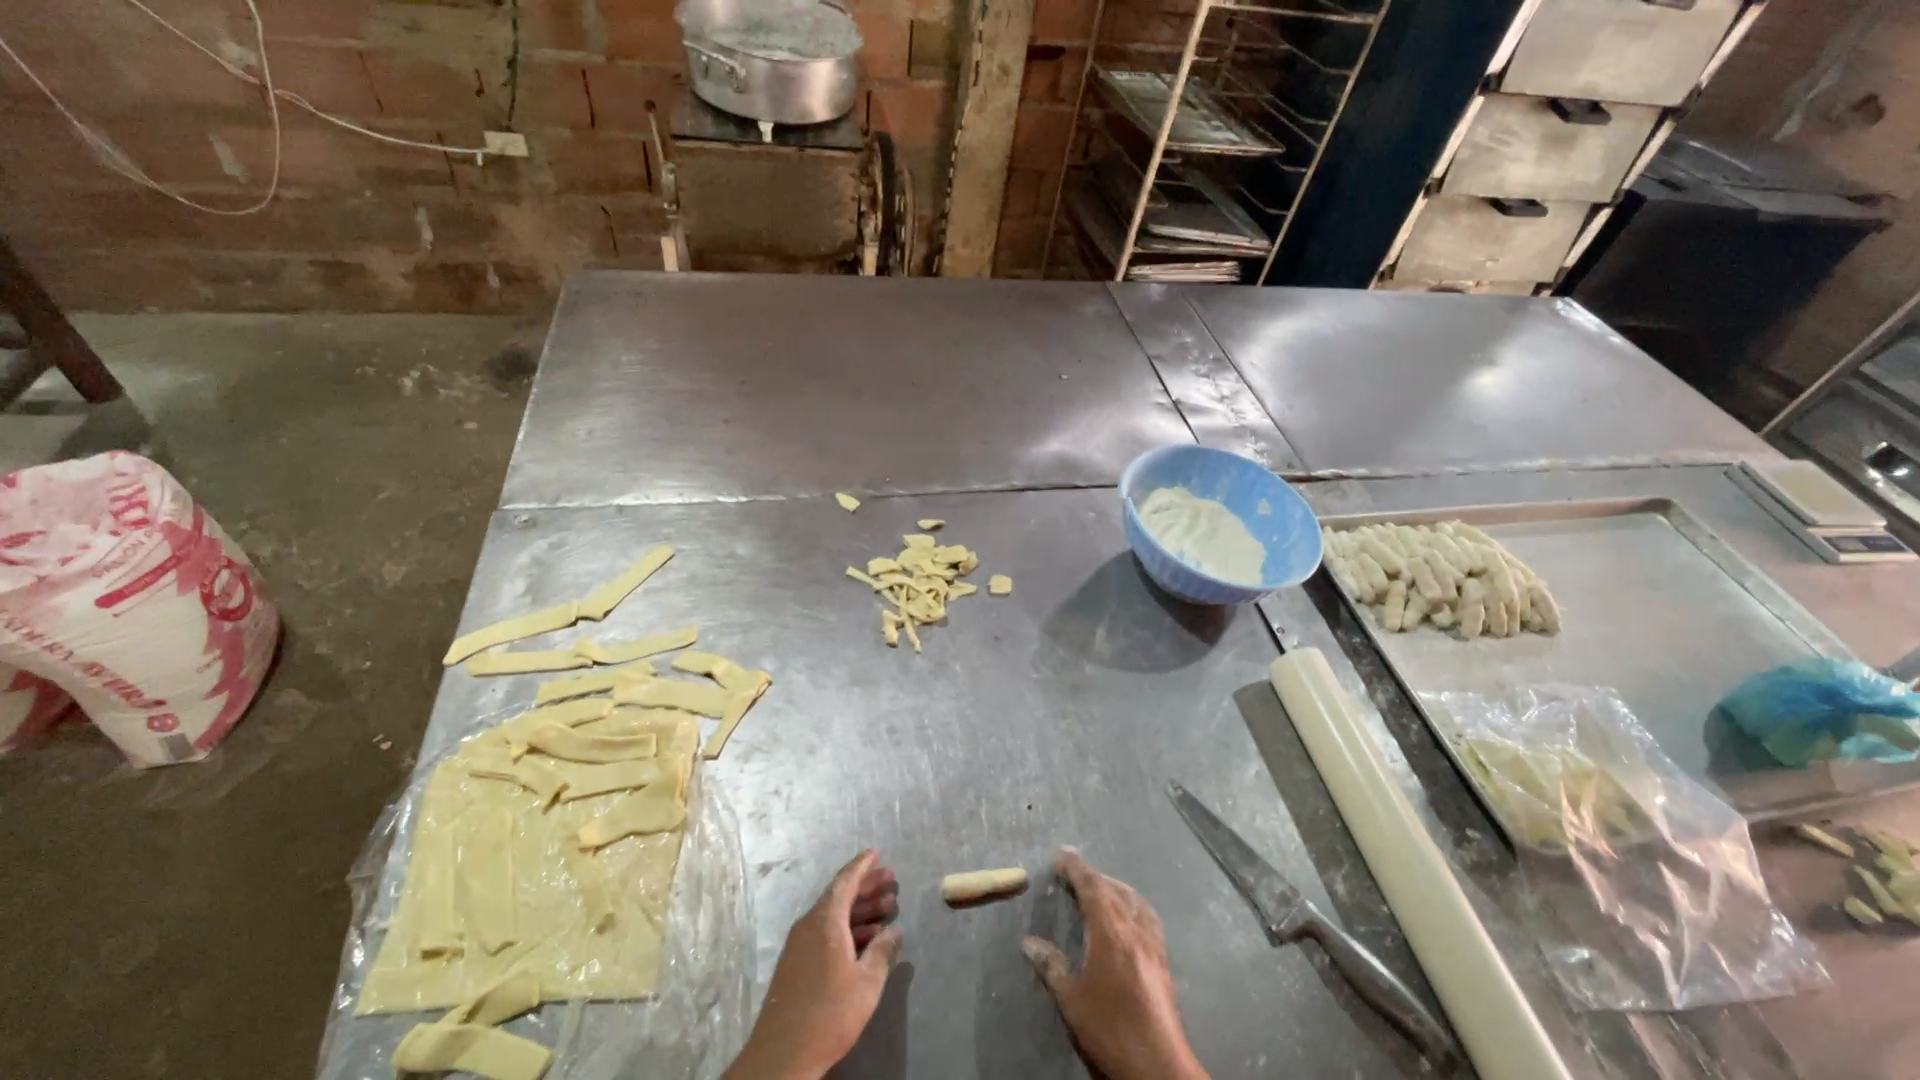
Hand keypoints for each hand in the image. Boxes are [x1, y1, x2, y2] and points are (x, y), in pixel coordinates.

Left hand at [725, 850, 903, 1079]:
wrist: (783, 1054)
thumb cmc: (830, 1013)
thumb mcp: (866, 982)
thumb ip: (882, 952)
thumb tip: (894, 932)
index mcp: (825, 921)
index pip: (844, 882)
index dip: (861, 866)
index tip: (876, 853)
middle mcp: (809, 926)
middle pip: (839, 896)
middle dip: (866, 887)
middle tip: (891, 880)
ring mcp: (800, 946)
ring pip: (833, 916)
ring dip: (859, 910)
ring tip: (888, 908)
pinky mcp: (797, 964)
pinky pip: (826, 933)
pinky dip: (847, 929)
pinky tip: (867, 940)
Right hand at [1023, 849, 1207, 1079]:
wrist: (1157, 1063)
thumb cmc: (1109, 1029)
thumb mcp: (1072, 999)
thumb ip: (1051, 966)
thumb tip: (1030, 943)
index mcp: (1111, 934)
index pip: (1093, 888)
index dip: (1077, 869)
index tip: (1062, 855)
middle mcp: (1136, 931)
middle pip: (1115, 890)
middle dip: (1093, 876)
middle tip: (1072, 870)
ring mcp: (1154, 944)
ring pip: (1136, 901)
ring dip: (1115, 887)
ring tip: (1098, 887)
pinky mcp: (1164, 960)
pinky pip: (1148, 917)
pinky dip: (1133, 904)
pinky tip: (1128, 915)